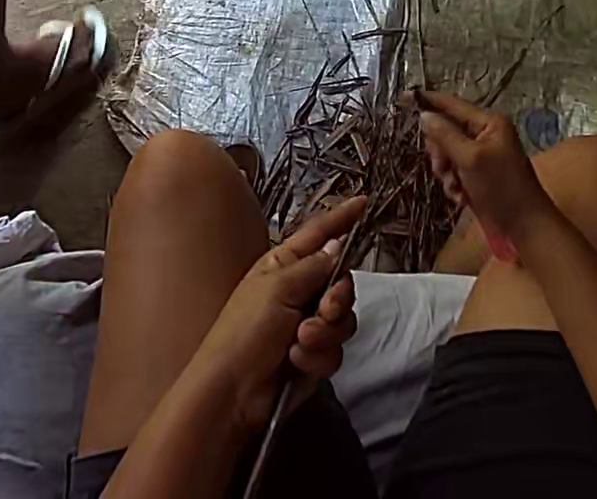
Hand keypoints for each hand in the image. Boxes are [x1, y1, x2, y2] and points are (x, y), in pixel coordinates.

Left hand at [185, 196, 364, 435]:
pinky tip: (296, 362)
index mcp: (284, 262)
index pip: (320, 232)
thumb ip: (315, 265)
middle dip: (337, 298)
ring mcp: (306, 322)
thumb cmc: (244, 332)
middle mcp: (299, 288)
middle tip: (325, 309)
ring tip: (299, 343)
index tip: (365, 203)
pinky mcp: (313, 353)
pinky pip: (335, 348)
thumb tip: (338, 242)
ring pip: (342, 317)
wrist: (232, 394)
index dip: (342, 217)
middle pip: (341, 280)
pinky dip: (318, 357)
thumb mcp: (279, 288)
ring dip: (324, 332)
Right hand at [416, 90, 554, 249]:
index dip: (427, 100)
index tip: (402, 97)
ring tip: (456, 188)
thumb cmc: (501, 188)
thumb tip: (424, 115)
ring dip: (446, 172)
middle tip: (443, 168)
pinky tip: (461, 197)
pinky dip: (454, 183)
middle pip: (445, 130)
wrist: (525, 227)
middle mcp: (484, 133)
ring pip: (447, 152)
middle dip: (440, 152)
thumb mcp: (470, 159)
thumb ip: (445, 135)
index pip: (451, 104)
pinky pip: (454, 170)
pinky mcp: (478, 173)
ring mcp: (482, 154)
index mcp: (488, 122)